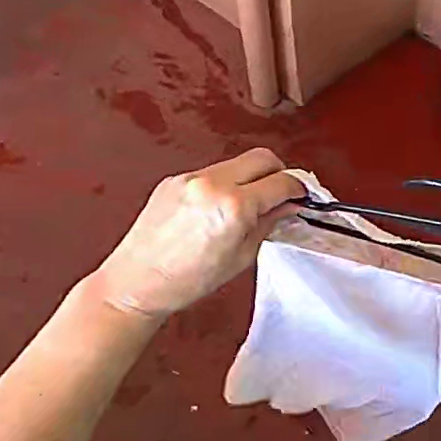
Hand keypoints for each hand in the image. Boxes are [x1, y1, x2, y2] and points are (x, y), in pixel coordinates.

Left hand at [87, 148, 304, 318]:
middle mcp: (211, 184)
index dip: (298, 189)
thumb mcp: (243, 254)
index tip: (303, 196)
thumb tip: (287, 206)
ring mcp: (190, 178)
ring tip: (251, 205)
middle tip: (283, 193)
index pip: (282, 181)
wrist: (137, 282)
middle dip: (279, 173)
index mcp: (233, 205)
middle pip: (263, 158)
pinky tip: (222, 207)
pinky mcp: (174, 180)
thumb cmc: (186, 279)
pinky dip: (227, 184)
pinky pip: (213, 173)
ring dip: (252, 178)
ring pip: (238, 163)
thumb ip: (269, 222)